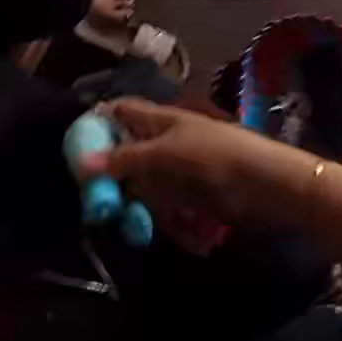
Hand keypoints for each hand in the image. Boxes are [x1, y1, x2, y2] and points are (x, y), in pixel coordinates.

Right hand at [101, 98, 315, 224]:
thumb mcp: (167, 153)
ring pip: (143, 185)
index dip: (98, 122)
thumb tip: (82, 163)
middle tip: (95, 199)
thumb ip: (125, 159)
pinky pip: (165, 206)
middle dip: (111, 176)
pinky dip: (162, 217)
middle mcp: (165, 142)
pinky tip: (160, 228)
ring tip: (130, 221)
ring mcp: (178, 171)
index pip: (121, 112)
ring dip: (137, 203)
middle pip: (127, 154)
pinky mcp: (191, 196)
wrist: (267, 182)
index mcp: (160, 120)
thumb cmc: (216, 156)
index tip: (74, 146)